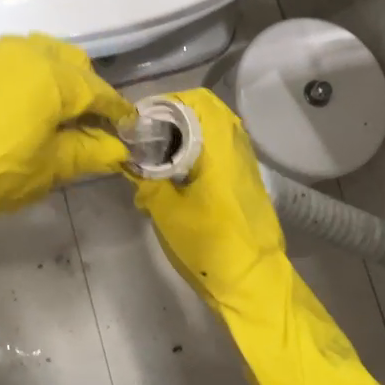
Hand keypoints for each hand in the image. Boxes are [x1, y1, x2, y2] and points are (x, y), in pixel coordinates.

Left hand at [0, 34, 133, 381]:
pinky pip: (8, 64)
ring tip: (54, 117)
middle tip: (90, 125)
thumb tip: (116, 149)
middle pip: (72, 64)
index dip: (119, 114)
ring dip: (54, 81)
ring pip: (38, 58)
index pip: (101, 92)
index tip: (130, 131)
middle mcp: (25, 53)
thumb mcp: (45, 171)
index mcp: (54, 75)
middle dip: (88, 90)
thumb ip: (86, 154)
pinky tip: (15, 110)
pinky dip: (24, 81)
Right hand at [131, 90, 384, 384]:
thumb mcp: (167, 212)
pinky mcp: (248, 182)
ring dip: (187, 133)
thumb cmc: (210, 246)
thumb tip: (132, 159)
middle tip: (146, 135)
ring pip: (215, 130)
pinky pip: (221, 149)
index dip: (165, 103)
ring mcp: (247, 164)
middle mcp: (238, 147)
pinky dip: (199, 149)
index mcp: (219, 147)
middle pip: (206, 111)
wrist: (253, 282)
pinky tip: (178, 172)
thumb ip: (148, 179)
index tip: (139, 120)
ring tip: (158, 153)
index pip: (195, 102)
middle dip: (174, 116)